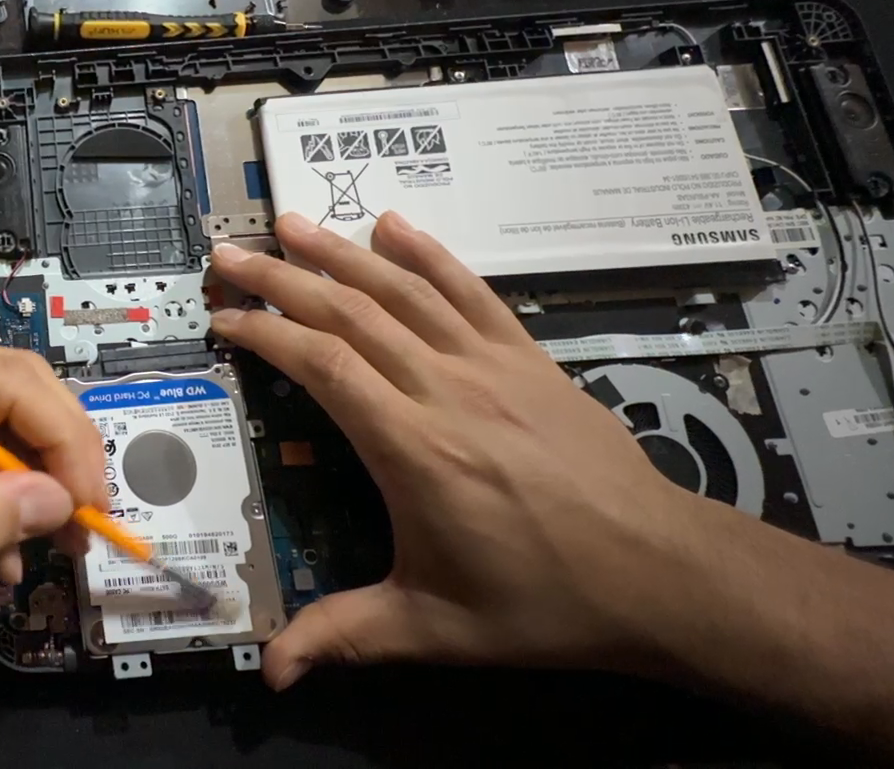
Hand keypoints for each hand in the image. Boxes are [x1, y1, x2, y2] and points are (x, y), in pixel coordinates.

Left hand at [0, 335, 106, 604]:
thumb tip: (59, 503)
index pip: (18, 384)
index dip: (68, 441)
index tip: (91, 508)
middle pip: (24, 390)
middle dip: (63, 455)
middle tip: (86, 523)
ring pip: (10, 417)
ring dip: (36, 479)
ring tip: (52, 547)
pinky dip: (1, 489)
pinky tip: (0, 548)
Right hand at [211, 213, 730, 689]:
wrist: (670, 578)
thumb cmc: (544, 600)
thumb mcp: (435, 627)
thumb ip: (346, 635)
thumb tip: (272, 670)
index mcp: (413, 447)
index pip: (322, 366)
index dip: (265, 334)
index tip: (222, 320)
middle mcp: (445, 390)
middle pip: (348, 313)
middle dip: (280, 278)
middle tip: (229, 255)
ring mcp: (489, 365)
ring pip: (401, 290)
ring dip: (338, 252)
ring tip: (290, 224)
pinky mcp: (526, 356)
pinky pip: (471, 291)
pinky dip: (428, 253)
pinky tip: (393, 223)